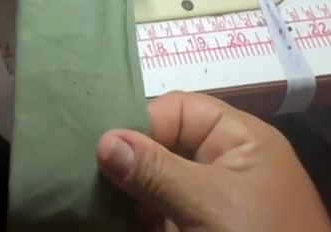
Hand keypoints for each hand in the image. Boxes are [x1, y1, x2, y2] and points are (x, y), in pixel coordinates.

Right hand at [97, 92, 330, 231]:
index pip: (177, 110)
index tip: (102, 151)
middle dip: (129, 162)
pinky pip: (163, 215)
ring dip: (129, 195)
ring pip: (158, 184)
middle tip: (90, 177)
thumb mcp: (209, 206)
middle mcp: (227, 165)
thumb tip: (103, 139)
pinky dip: (140, 218)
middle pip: (164, 145)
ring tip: (93, 200)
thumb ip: (155, 170)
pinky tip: (110, 220)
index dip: (140, 125)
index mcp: (240, 139)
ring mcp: (215, 206)